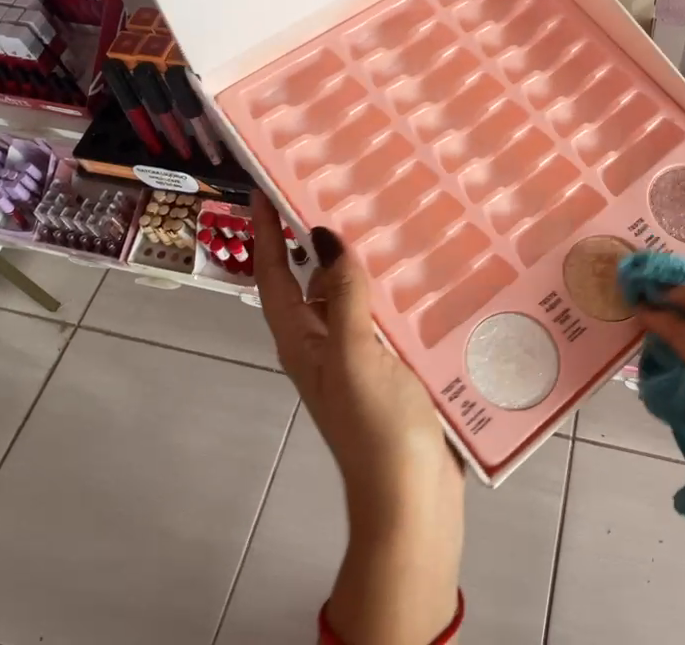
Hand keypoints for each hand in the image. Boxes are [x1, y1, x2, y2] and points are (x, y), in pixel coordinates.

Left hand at [252, 192, 462, 643]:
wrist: (413, 497)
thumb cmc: (375, 428)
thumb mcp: (354, 356)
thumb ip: (341, 297)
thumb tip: (322, 236)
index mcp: (302, 342)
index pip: (271, 277)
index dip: (263, 234)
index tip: (263, 188)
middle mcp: (324, 344)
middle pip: (310, 282)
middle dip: (314, 238)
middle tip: (337, 187)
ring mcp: (359, 357)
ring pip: (351, 296)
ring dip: (359, 259)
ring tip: (383, 214)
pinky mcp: (393, 366)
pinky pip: (385, 314)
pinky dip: (393, 287)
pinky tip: (421, 267)